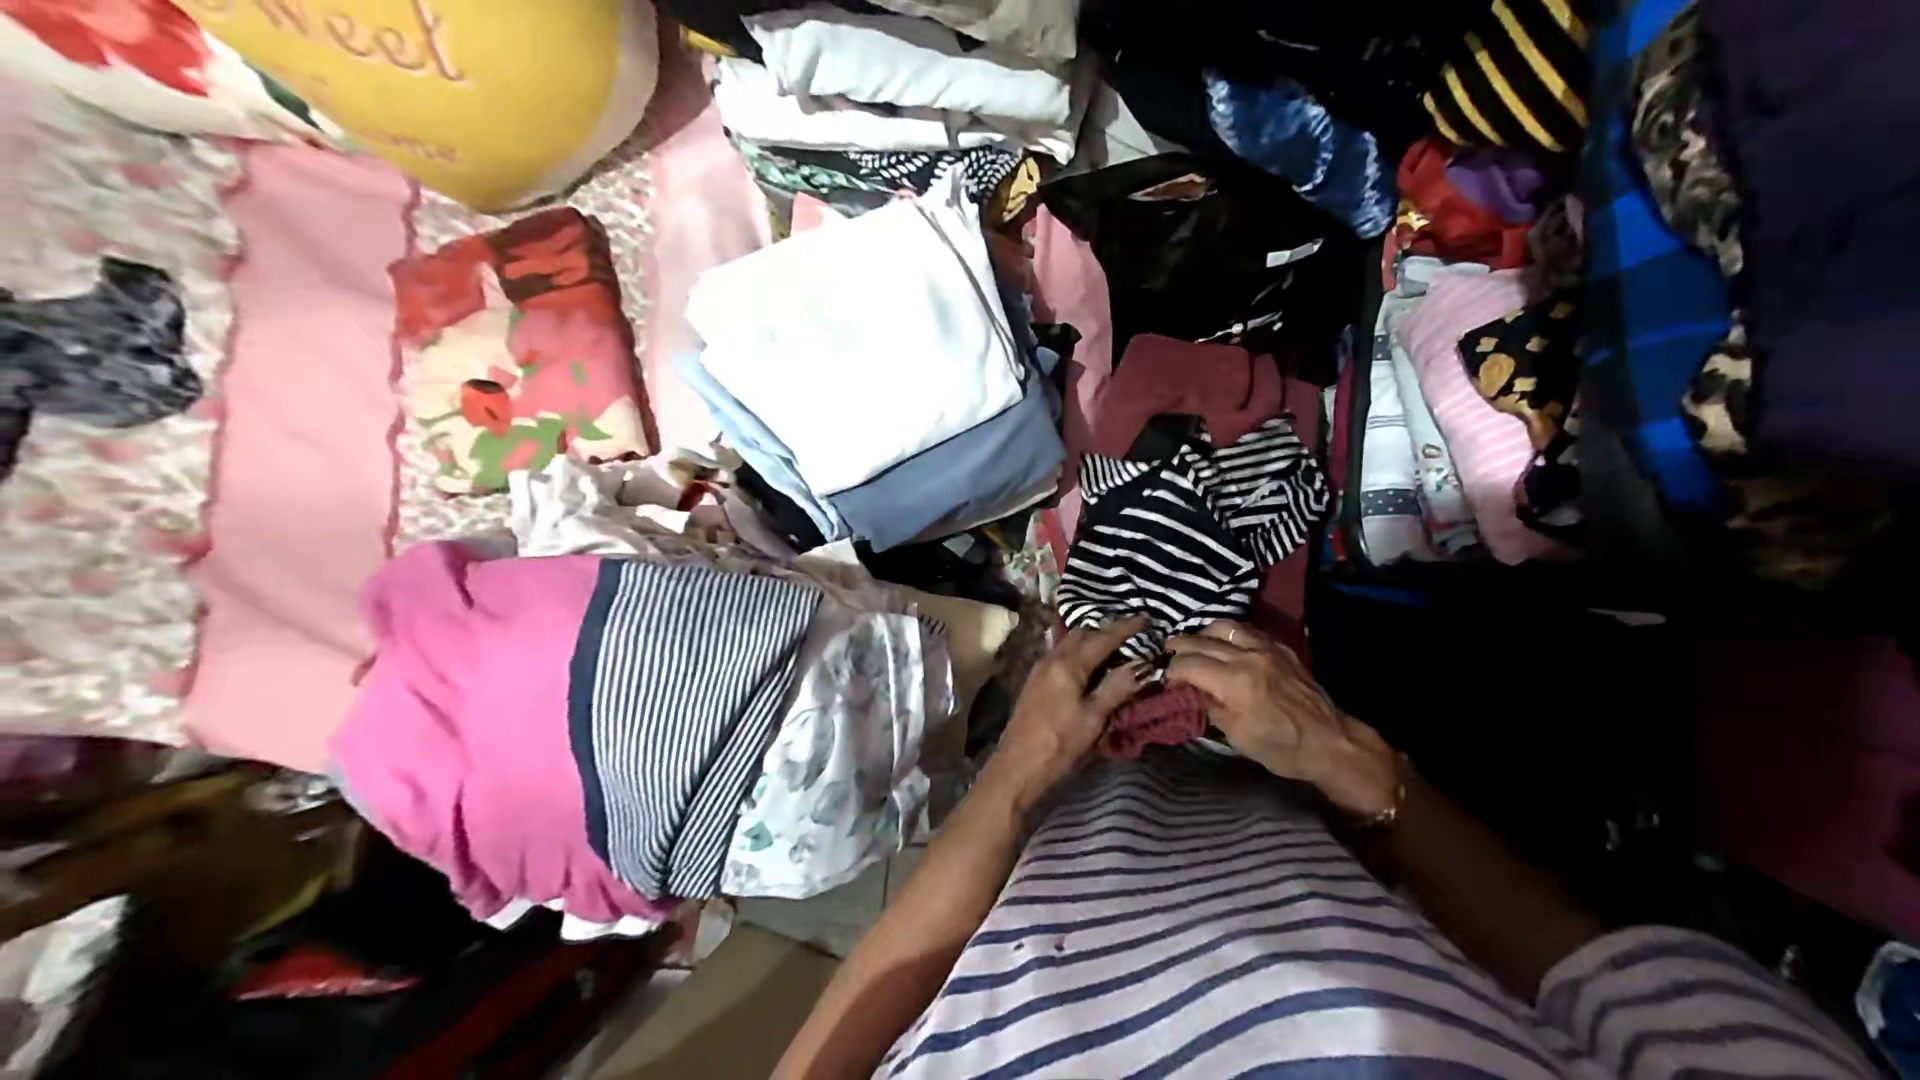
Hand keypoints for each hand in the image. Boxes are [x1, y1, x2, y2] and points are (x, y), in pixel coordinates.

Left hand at [978, 616, 1149, 810]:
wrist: (1018, 766)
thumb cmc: (1060, 743)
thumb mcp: (1094, 717)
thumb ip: (1117, 686)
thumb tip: (1144, 664)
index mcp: (1068, 664)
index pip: (1102, 638)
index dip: (1125, 628)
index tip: (1145, 618)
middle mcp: (1051, 659)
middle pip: (1081, 634)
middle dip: (1105, 631)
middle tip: (1130, 636)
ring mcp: (1039, 669)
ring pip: (1068, 644)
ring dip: (1090, 642)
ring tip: (1113, 651)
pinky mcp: (1034, 683)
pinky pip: (1060, 657)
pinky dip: (1078, 655)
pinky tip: (1088, 669)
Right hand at [1166, 621, 1399, 814]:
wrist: (1332, 743)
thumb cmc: (1281, 747)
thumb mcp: (1236, 736)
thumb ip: (1209, 707)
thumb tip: (1189, 692)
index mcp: (1234, 682)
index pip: (1187, 664)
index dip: (1170, 671)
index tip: (1166, 681)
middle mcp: (1248, 657)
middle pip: (1200, 640)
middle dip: (1178, 648)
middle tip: (1168, 657)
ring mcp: (1267, 649)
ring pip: (1224, 626)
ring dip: (1204, 634)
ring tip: (1196, 645)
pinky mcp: (1282, 649)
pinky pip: (1248, 631)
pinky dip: (1230, 635)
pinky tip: (1227, 645)